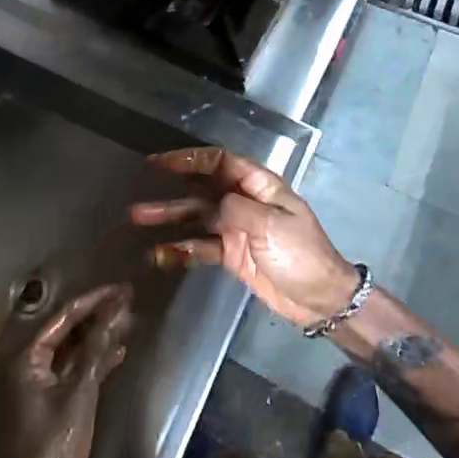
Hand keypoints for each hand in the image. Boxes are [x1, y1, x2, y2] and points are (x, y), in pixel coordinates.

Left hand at [0, 284, 133, 457]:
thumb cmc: (51, 450)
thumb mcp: (78, 396)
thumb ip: (96, 350)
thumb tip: (115, 309)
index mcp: (25, 359)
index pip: (63, 316)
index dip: (95, 299)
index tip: (124, 288)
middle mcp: (25, 366)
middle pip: (64, 330)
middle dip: (97, 316)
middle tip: (129, 301)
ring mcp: (33, 387)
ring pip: (69, 351)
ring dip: (97, 338)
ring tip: (129, 323)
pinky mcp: (44, 405)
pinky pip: (70, 371)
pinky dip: (92, 362)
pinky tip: (116, 355)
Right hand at [131, 147, 357, 327]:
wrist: (320, 298)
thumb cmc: (301, 253)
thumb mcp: (271, 225)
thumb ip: (238, 208)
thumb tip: (213, 203)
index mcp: (260, 185)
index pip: (221, 162)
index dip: (192, 159)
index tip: (161, 161)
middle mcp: (245, 201)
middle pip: (204, 188)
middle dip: (174, 186)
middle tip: (141, 185)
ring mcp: (237, 228)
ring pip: (198, 216)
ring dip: (170, 216)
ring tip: (138, 217)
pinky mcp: (232, 254)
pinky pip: (201, 247)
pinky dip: (182, 249)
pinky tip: (159, 254)